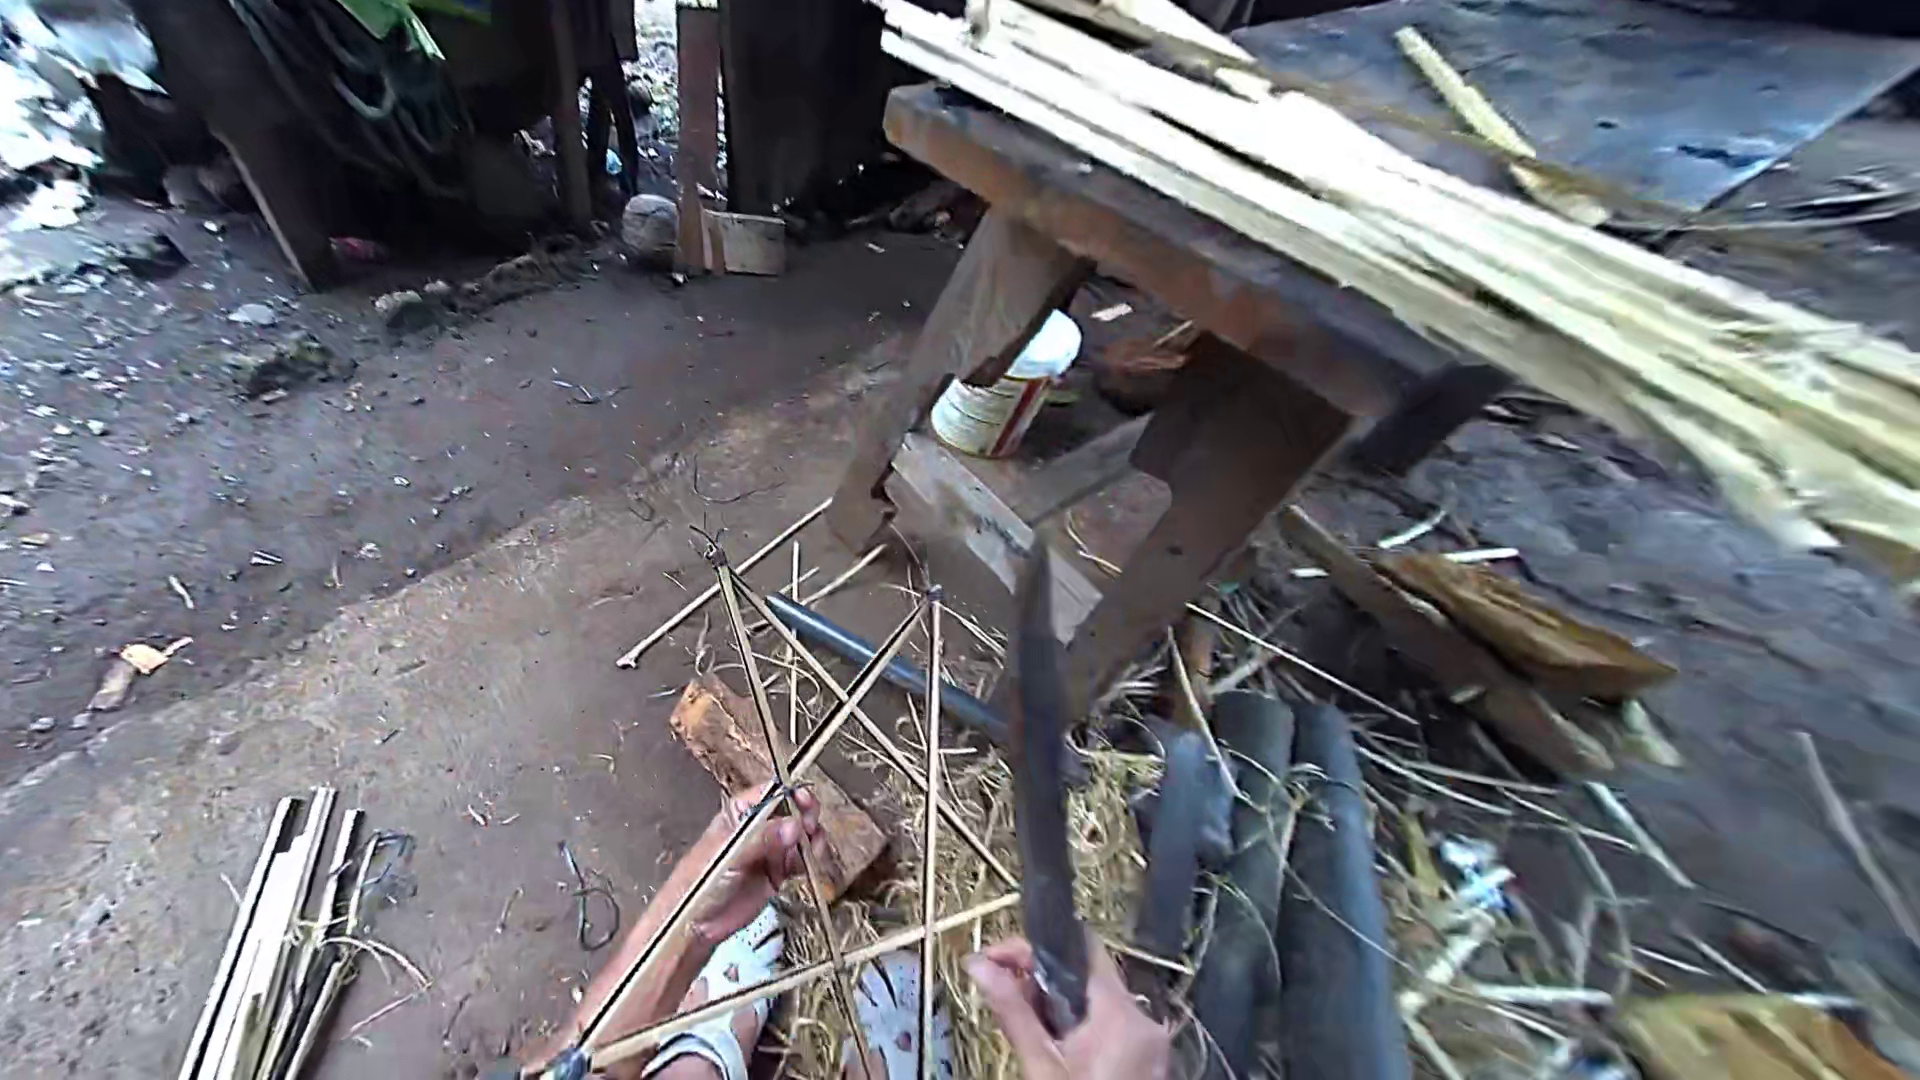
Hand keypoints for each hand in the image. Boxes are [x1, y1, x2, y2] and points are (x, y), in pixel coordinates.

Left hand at [686, 781, 820, 943]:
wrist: (694, 926)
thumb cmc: (697, 882)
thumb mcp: (731, 854)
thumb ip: (763, 838)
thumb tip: (793, 825)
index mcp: (743, 812)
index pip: (774, 791)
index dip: (792, 792)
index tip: (804, 799)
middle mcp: (760, 826)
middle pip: (793, 809)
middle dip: (806, 814)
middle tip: (810, 824)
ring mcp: (770, 848)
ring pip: (801, 833)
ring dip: (811, 837)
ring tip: (812, 846)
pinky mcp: (778, 870)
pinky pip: (801, 858)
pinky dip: (809, 858)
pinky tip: (809, 861)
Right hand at [965, 934, 1170, 1079]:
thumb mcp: (1041, 1068)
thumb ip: (1012, 1009)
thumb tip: (976, 963)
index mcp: (1121, 1012)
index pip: (1080, 944)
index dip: (1035, 945)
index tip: (996, 956)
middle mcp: (1142, 1016)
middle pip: (1084, 970)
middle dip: (1039, 974)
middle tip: (1002, 986)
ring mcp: (1148, 1039)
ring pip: (1092, 995)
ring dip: (1053, 998)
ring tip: (1022, 1015)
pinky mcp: (1146, 1057)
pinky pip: (1104, 1019)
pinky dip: (1074, 1019)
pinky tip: (1050, 1038)